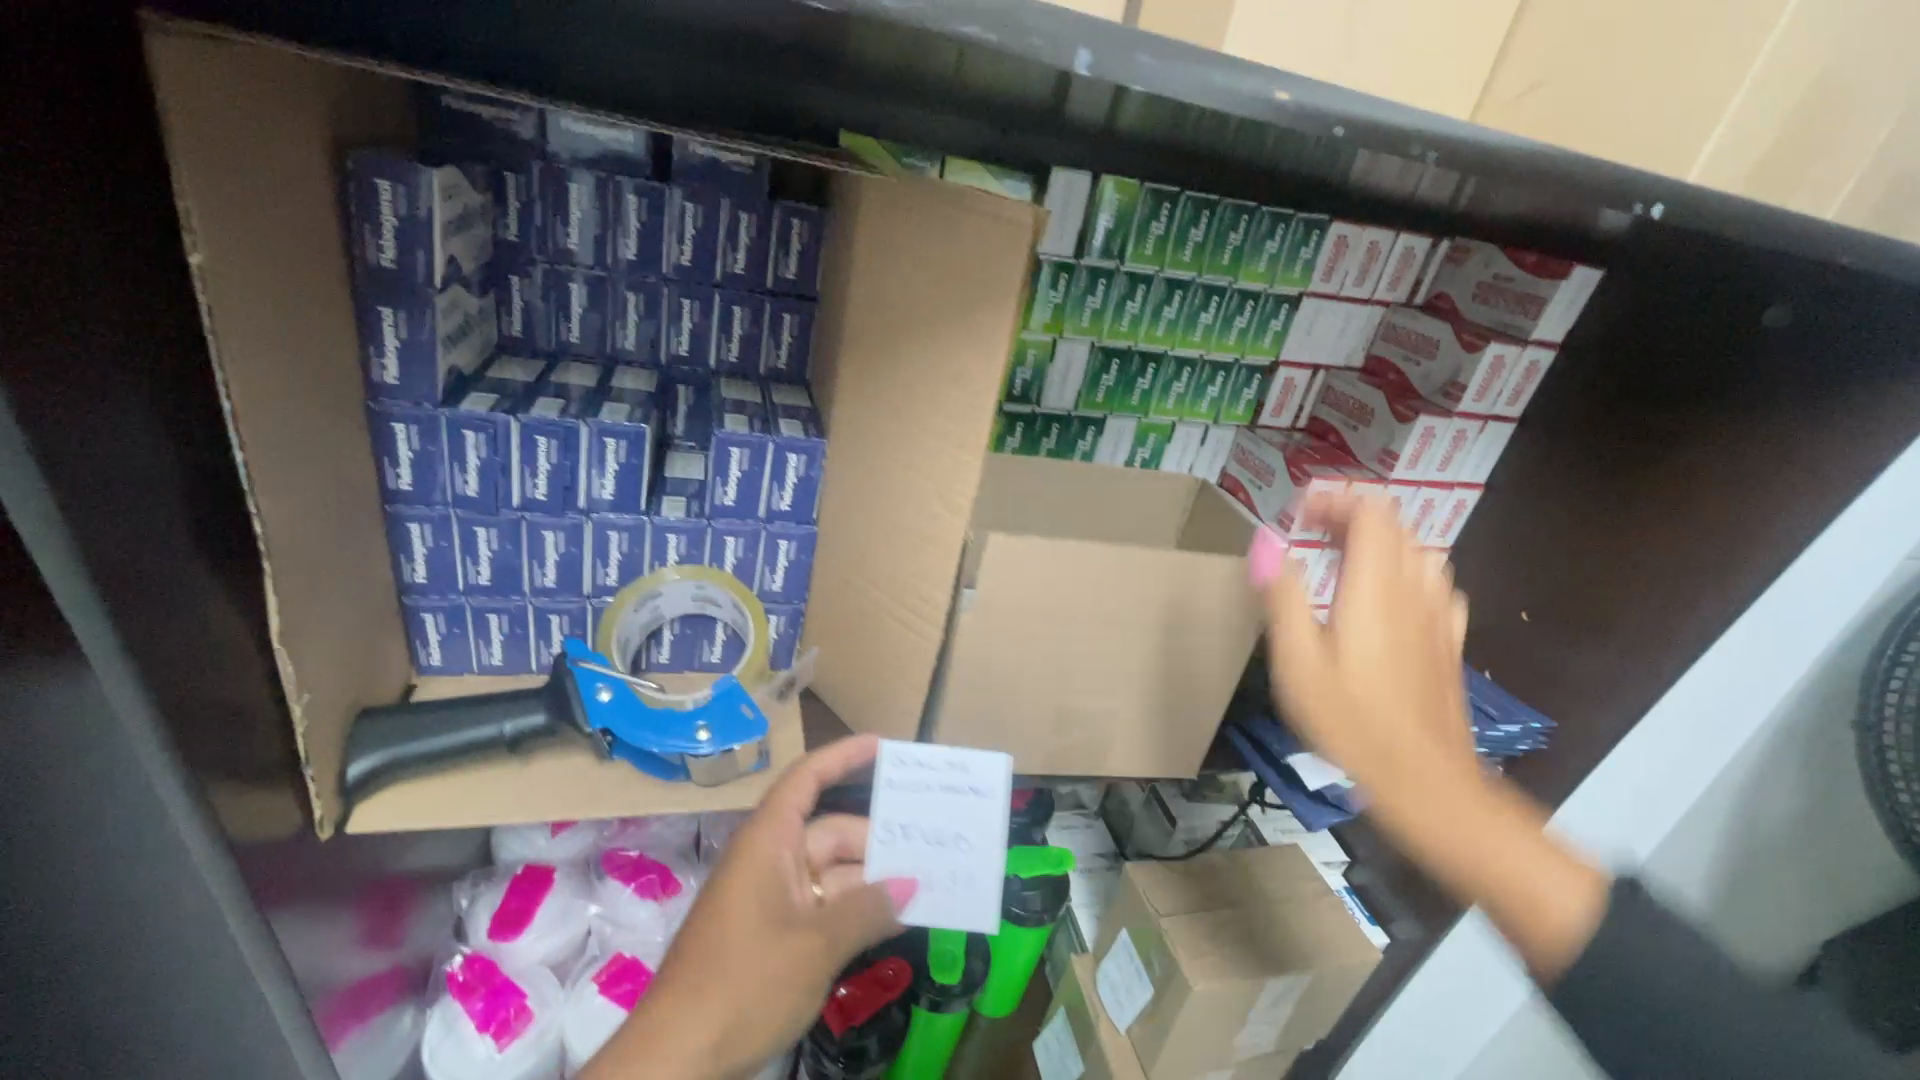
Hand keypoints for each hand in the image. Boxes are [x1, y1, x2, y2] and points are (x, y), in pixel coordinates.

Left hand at [582, 735, 917, 1079]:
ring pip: (833, 875)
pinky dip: (857, 913)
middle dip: (879, 839)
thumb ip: (867, 909)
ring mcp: (772, 902)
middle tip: (935, 844)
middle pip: (831, 832)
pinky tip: (898, 922)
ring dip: (874, 882)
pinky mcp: (774, 939)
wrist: (678, 1060)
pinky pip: (824, 909)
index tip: (886, 746)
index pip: (807, 779)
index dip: (844, 756)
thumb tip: (910, 886)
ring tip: (930, 884)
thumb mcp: (816, 946)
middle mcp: (770, 862)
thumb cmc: (743, 984)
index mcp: (768, 842)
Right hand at [1249, 491, 1477, 803]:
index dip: (1335, 501)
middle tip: (1310, 533)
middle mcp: (1413, 590)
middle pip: (1395, 526)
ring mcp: (1438, 616)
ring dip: (1380, 542)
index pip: (1370, 512)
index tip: (1298, 513)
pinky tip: (1390, 598)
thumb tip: (1265, 541)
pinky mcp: (1448, 642)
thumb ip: (1283, 596)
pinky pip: (1435, 585)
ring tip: (1342, 559)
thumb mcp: (1297, 662)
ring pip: (1418, 552)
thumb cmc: (1350, 721)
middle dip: (1352, 517)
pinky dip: (1407, 573)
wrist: (1425, 780)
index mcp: (1374, 587)